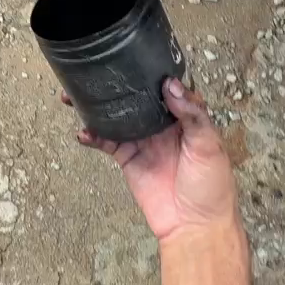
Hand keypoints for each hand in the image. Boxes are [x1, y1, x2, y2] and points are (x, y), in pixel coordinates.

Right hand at [71, 79, 237, 243]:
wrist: (196, 227)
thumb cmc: (212, 188)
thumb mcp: (210, 147)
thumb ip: (192, 115)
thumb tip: (170, 85)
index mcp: (184, 117)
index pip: (165, 88)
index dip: (149, 73)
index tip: (131, 57)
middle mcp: (161, 125)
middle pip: (133, 98)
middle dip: (114, 86)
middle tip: (92, 72)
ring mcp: (142, 141)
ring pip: (115, 116)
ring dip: (95, 107)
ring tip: (72, 97)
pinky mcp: (128, 158)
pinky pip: (106, 143)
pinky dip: (92, 136)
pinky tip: (83, 133)